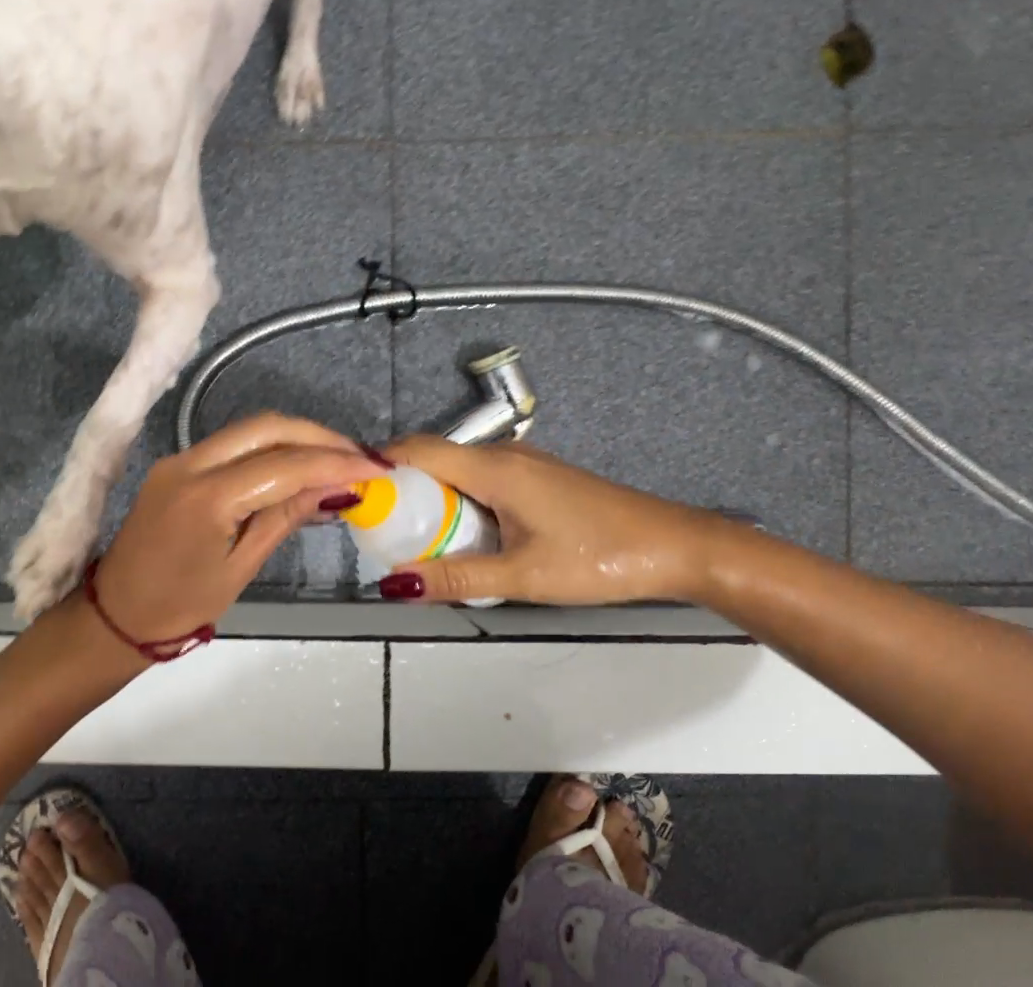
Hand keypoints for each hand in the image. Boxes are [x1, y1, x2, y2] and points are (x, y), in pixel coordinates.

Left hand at [91, 413, 386, 644]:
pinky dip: (269, 449)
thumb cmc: (178, 607)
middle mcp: (189, 464)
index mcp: (205, 497)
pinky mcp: (174, 465)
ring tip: (338, 461)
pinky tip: (297, 466)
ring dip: (296, 439)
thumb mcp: (240, 568)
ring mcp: (178, 460)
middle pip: (266, 428)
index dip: (335, 462)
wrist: (114, 614)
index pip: (283, 464)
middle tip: (361, 458)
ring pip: (248, 431)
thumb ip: (284, 518)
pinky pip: (230, 445)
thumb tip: (336, 487)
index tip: (378, 469)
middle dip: (319, 437)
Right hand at [380, 435, 737, 605]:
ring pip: (456, 472)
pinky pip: (479, 482)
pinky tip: (460, 539)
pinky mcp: (537, 481)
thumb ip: (457, 579)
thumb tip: (394, 583)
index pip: (417, 449)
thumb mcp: (524, 577)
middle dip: (398, 489)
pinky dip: (456, 504)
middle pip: (432, 459)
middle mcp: (503, 457)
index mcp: (493, 469)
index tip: (353, 496)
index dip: (378, 465)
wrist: (679, 548)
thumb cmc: (600, 557)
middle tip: (376, 530)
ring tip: (411, 540)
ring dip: (429, 499)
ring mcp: (523, 466)